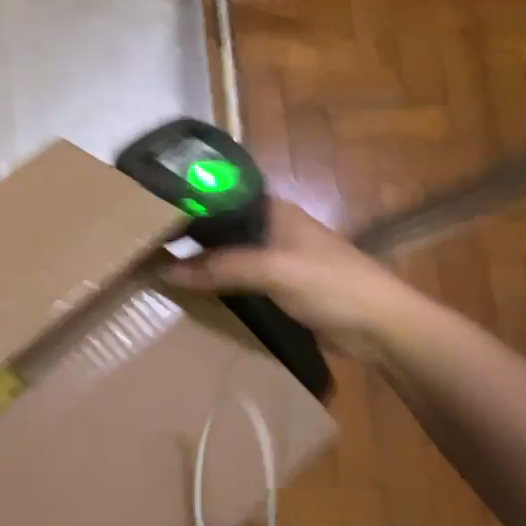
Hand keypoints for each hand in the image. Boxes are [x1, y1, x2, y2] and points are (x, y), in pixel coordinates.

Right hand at [163, 199, 435, 355]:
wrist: (382, 329)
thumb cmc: (331, 284)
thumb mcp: (271, 270)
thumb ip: (220, 268)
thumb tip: (164, 271)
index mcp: (272, 211)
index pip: (218, 197)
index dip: (186, 204)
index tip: (148, 215)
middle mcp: (270, 229)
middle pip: (219, 230)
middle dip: (187, 240)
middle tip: (144, 250)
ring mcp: (274, 261)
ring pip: (226, 258)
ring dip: (201, 268)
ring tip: (157, 274)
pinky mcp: (278, 290)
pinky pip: (237, 284)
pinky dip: (216, 289)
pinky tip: (191, 297)